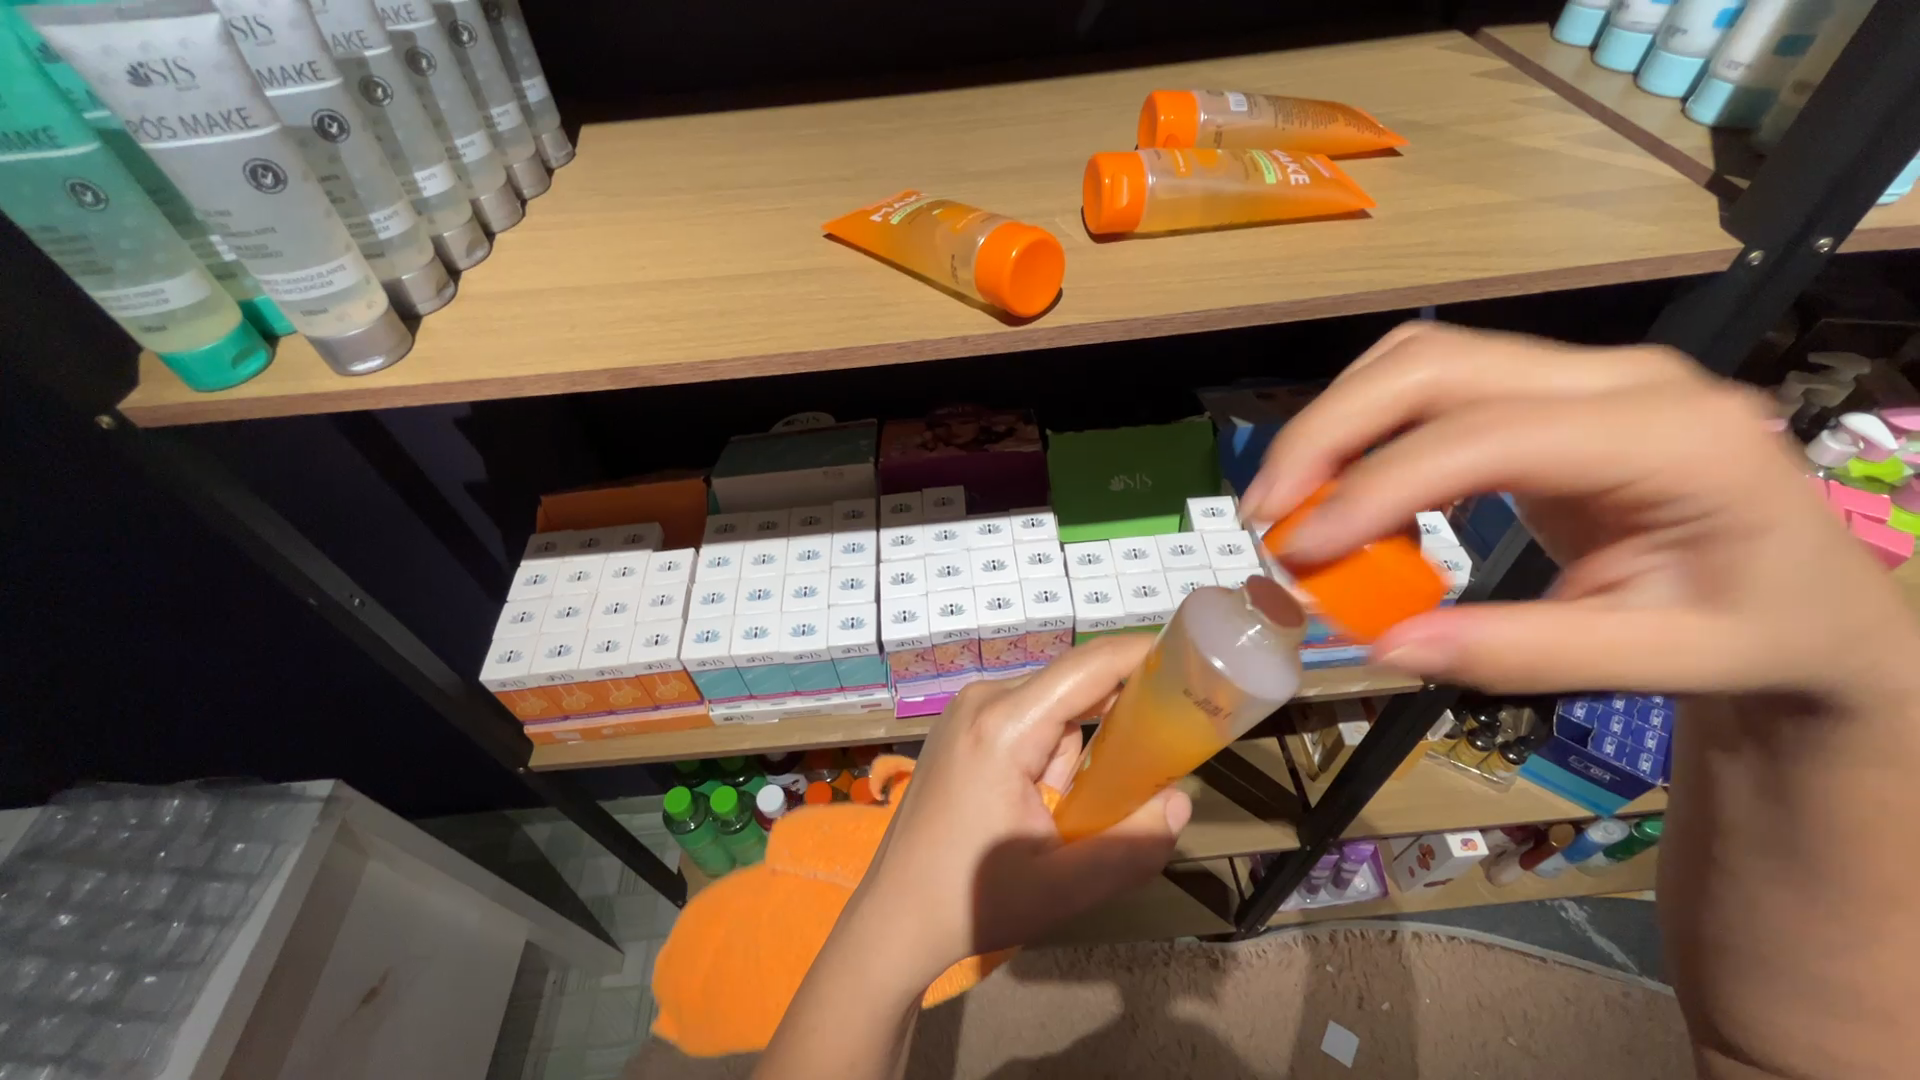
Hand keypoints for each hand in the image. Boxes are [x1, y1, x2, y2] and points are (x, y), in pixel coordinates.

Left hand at [854, 636, 1192, 982]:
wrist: (893, 918)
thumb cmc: (972, 901)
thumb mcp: (1064, 885)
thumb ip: (1133, 845)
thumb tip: (1180, 801)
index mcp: (1003, 726)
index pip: (1088, 667)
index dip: (1142, 654)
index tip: (1193, 658)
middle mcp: (981, 702)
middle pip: (1072, 687)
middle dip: (1115, 721)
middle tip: (1152, 763)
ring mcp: (964, 712)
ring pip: (1051, 709)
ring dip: (1074, 750)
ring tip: (1064, 814)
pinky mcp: (959, 729)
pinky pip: (1025, 720)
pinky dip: (1048, 750)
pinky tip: (1038, 803)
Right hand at [1242, 321, 1919, 708]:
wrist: (1812, 591)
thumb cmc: (1756, 630)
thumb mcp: (1660, 659)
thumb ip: (1524, 652)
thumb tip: (1386, 645)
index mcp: (1672, 440)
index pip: (1487, 435)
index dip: (1376, 487)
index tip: (1302, 552)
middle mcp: (1621, 378)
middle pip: (1432, 364)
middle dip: (1326, 435)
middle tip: (1264, 513)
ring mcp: (1580, 372)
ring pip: (1416, 359)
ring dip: (1333, 426)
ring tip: (1290, 505)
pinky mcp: (1543, 388)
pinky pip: (1426, 384)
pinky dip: (1363, 432)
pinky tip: (1349, 496)